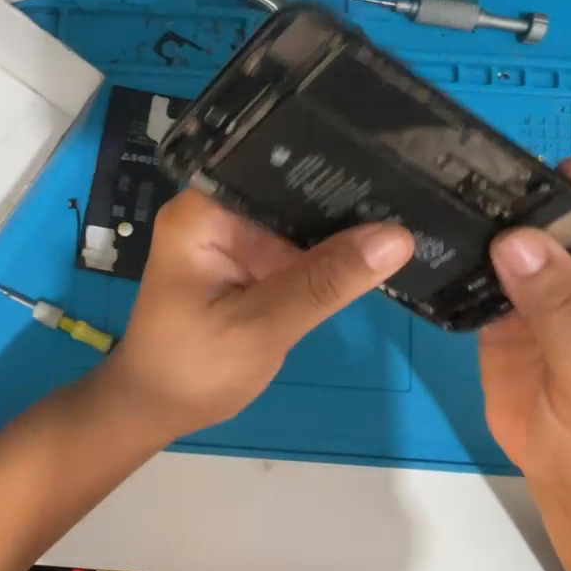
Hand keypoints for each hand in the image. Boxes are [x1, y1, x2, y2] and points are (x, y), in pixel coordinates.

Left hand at [97, 190, 413, 440]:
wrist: (155, 409)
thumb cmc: (192, 369)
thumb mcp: (261, 326)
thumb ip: (324, 282)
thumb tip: (397, 237)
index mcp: (202, 211)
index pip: (272, 166)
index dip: (328, 163)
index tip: (393, 161)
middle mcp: (216, 212)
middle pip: (290, 189)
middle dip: (343, 195)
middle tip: (415, 190)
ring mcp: (232, 238)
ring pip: (298, 219)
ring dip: (341, 226)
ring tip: (410, 211)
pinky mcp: (247, 262)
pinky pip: (295, 247)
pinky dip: (327, 255)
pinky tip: (377, 248)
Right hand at [479, 156, 570, 535]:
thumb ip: (566, 315)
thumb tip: (516, 239)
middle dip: (568, 195)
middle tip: (509, 189)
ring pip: (555, 234)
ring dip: (519, 218)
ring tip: (475, 205)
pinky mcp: (529, 310)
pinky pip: (508, 266)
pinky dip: (483, 251)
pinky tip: (457, 240)